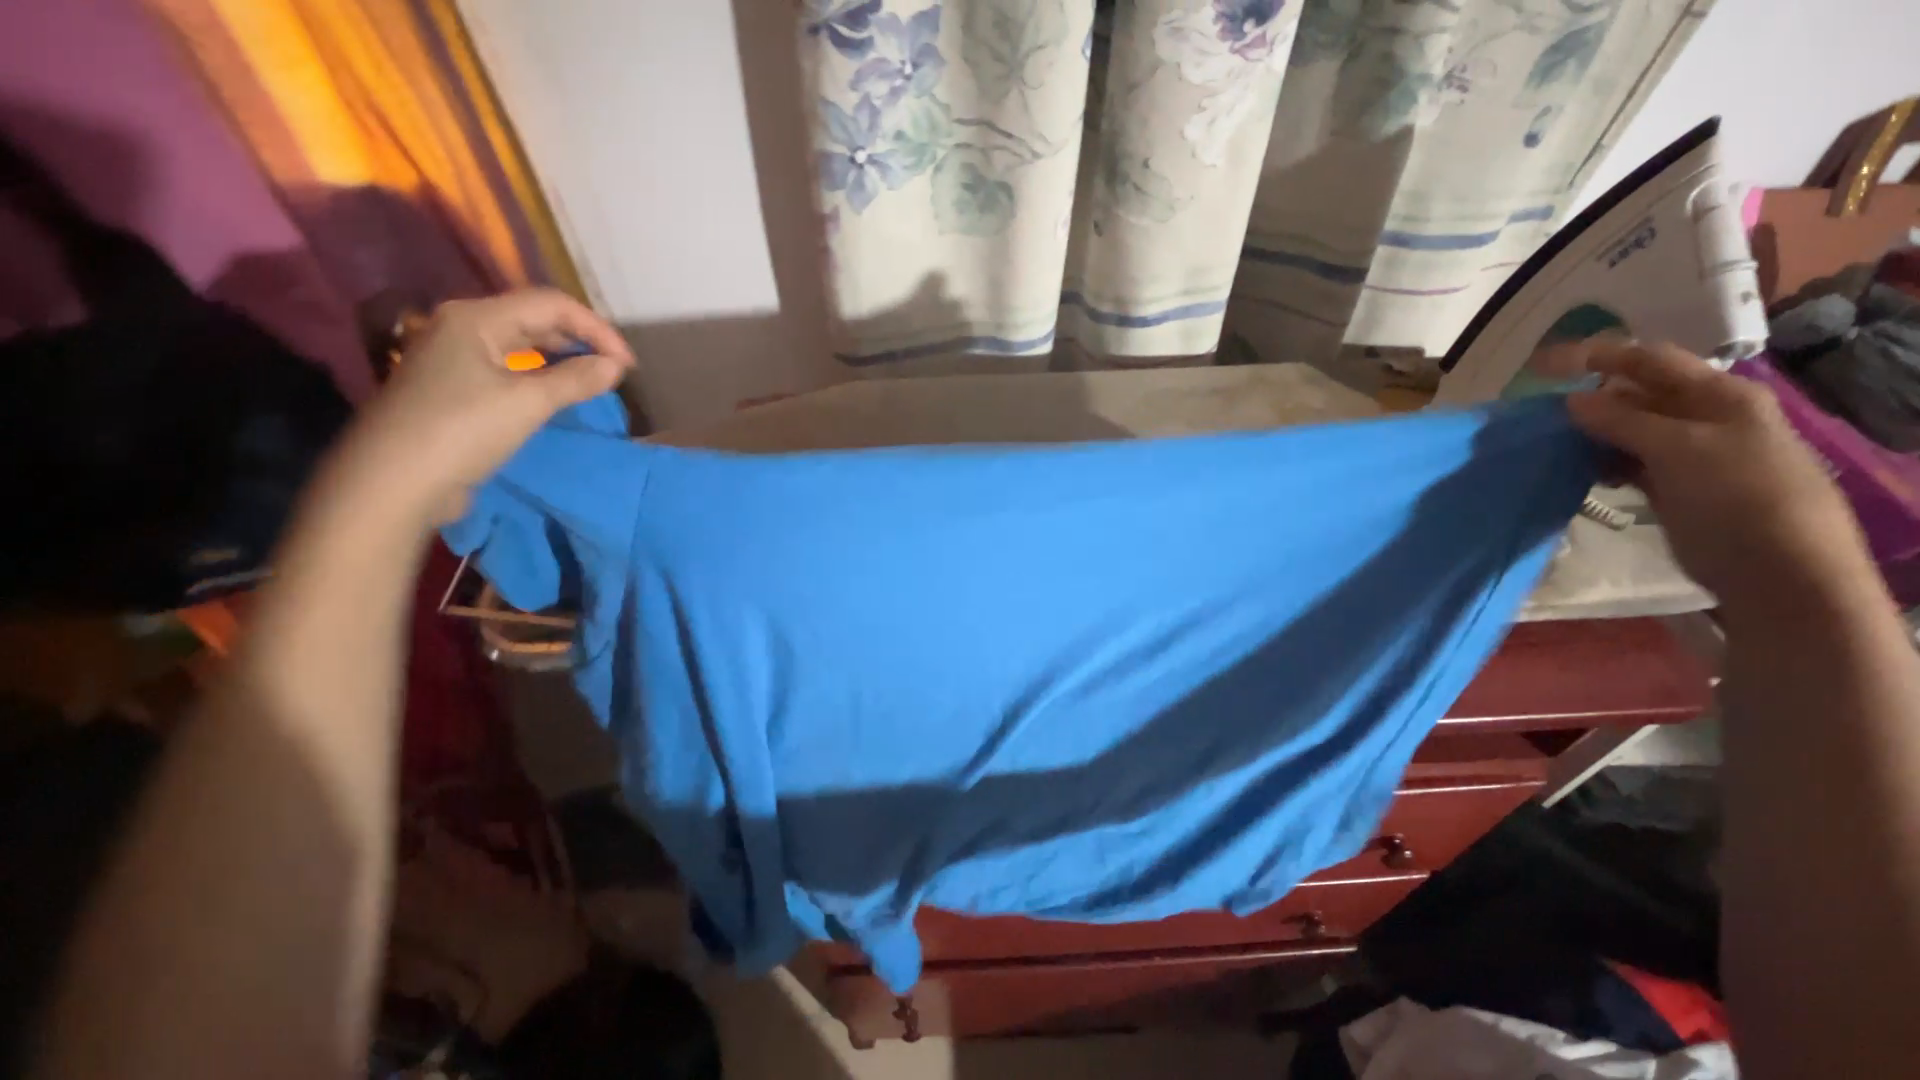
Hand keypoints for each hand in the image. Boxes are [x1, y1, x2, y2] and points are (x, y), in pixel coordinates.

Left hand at [341, 289, 633, 523]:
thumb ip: (575, 380)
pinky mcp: (449, 388)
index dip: (596, 329)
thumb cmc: (462, 431)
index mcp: (476, 317)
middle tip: (613, 372)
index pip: (551, 304)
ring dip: (559, 359)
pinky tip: (552, 396)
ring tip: (590, 382)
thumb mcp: (527, 403)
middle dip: (579, 341)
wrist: (391, 482)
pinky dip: (535, 376)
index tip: (627, 365)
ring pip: (518, 345)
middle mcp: (460, 327)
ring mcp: (451, 358)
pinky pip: (504, 369)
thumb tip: (615, 367)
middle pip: (533, 320)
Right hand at [1567, 342, 1867, 608]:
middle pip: (1638, 395)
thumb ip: (1623, 420)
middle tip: (1542, 416)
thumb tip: (1571, 401)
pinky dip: (1605, 464)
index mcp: (1719, 395)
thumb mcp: (1680, 450)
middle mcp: (1706, 418)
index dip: (1598, 357)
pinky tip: (1581, 474)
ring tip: (1554, 447)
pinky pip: (1632, 464)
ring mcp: (1692, 456)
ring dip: (1593, 435)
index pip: (1650, 360)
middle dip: (1591, 400)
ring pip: (1630, 432)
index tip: (1544, 368)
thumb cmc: (1737, 498)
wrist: (1780, 572)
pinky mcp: (1677, 490)